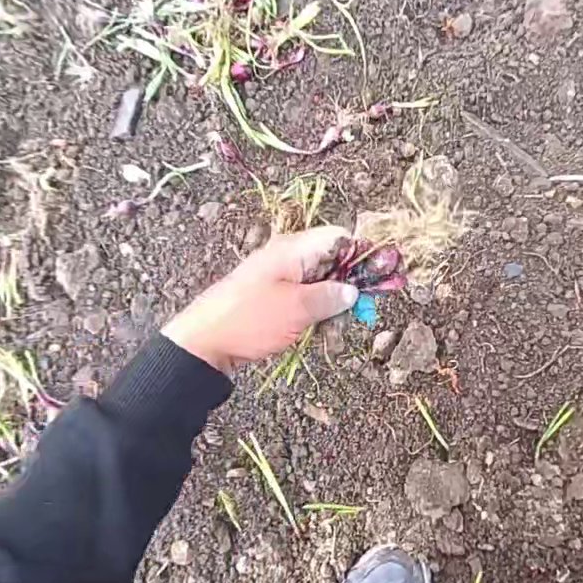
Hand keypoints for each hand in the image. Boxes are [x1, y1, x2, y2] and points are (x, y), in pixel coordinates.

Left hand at [162, 226, 357, 373]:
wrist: (202, 344)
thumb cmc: (250, 320)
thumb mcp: (298, 308)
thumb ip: (332, 296)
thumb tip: (354, 290)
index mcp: (293, 249)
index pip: (339, 237)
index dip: (363, 255)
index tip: (379, 278)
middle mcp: (288, 258)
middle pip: (333, 263)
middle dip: (350, 288)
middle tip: (360, 313)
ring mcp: (279, 279)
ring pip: (321, 286)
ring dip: (334, 308)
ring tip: (336, 334)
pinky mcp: (273, 300)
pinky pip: (305, 301)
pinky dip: (316, 316)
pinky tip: (321, 335)